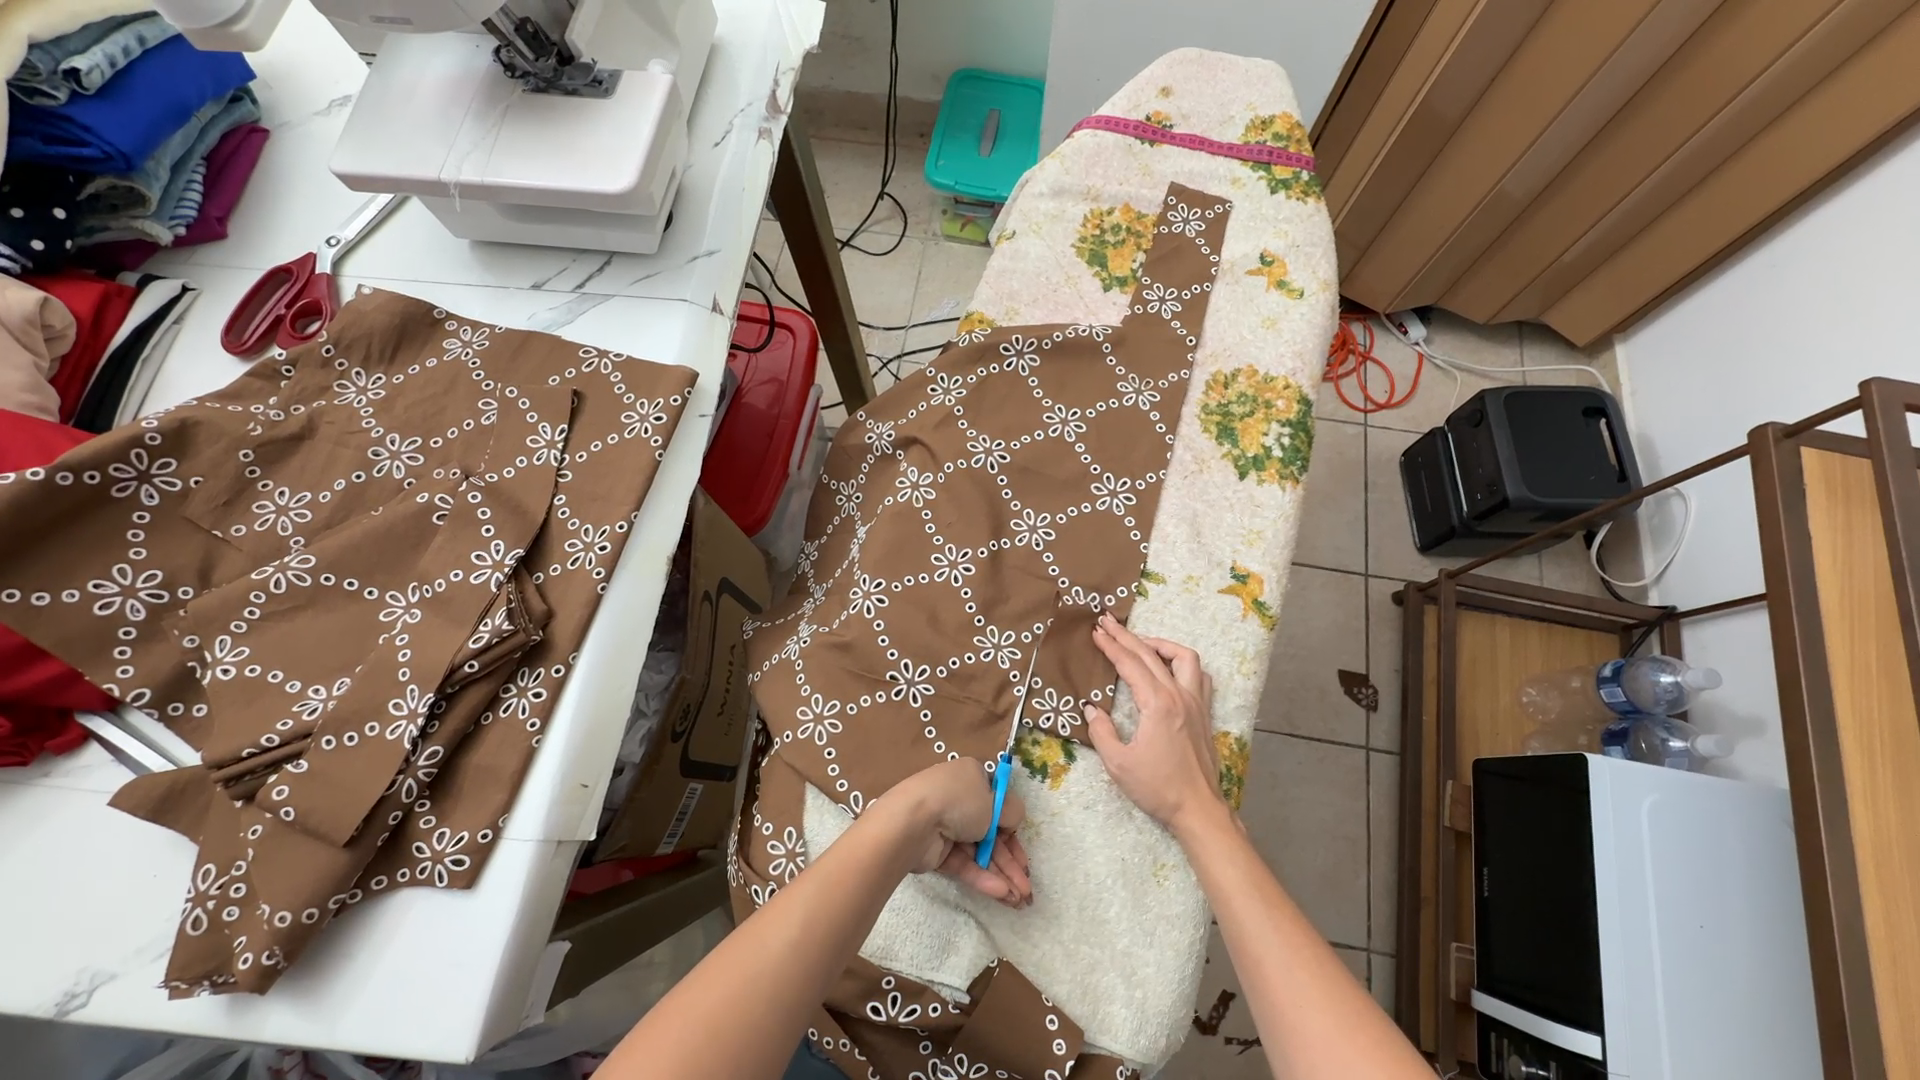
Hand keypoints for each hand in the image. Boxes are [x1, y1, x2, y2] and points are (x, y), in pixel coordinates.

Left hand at [885, 758, 1032, 907]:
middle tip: (1027, 888)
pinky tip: (1001, 894)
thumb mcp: (996, 802)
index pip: (998, 804)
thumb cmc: (959, 801)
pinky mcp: (937, 852)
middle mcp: (959, 800)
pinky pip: (964, 863)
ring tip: (1020, 900)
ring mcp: (946, 827)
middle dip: (1011, 861)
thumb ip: (1011, 812)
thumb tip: (1012, 819)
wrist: (912, 821)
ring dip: (1001, 874)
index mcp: (971, 778)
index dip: (1012, 828)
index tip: (1022, 849)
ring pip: (980, 853)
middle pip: (992, 833)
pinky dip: (982, 877)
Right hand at [1085, 612, 1225, 836]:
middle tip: (1107, 622)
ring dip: (1160, 644)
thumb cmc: (1157, 788)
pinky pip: (1199, 676)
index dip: (1111, 646)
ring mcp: (1196, 703)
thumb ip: (1102, 731)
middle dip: (1127, 635)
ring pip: (1184, 657)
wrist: (1198, 809)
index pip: (1130, 664)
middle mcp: (1179, 696)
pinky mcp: (1204, 714)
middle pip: (1151, 654)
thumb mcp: (1118, 763)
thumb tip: (1091, 708)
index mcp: (1157, 704)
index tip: (1096, 631)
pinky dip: (1183, 664)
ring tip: (1140, 643)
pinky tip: (1170, 668)